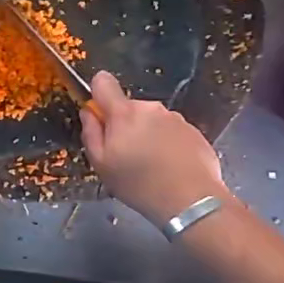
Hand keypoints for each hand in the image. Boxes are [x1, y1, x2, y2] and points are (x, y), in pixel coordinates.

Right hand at [80, 70, 229, 223]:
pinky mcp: (195, 132)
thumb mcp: (101, 164)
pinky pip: (171, 131)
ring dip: (146, 134)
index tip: (99, 114)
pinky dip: (166, 143)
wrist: (191, 200)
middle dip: (124, 125)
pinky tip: (168, 166)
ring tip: (150, 164)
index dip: (97, 93)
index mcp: (124, 113)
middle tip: (126, 154)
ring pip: (151, 120)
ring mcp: (176, 118)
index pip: (103, 82)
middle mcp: (151, 108)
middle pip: (128, 108)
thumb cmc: (138, 183)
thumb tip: (88, 112)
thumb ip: (91, 132)